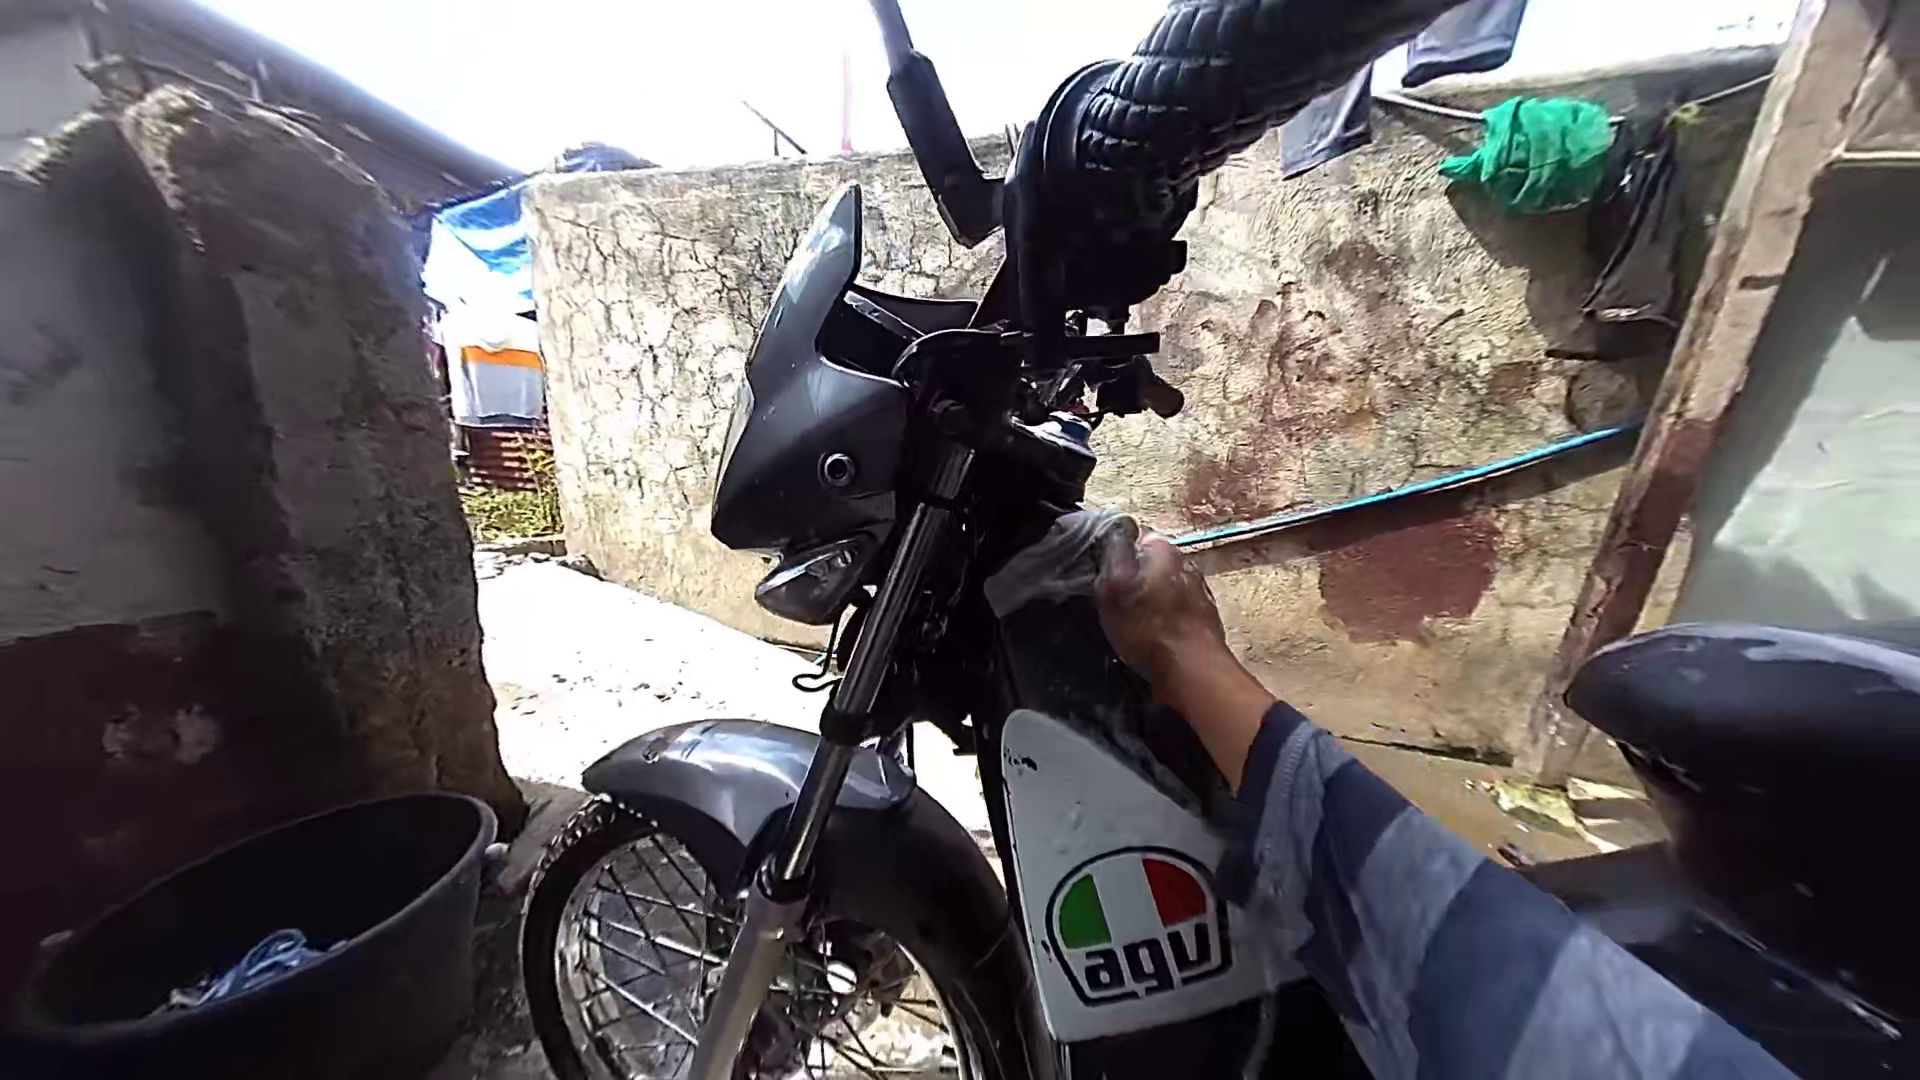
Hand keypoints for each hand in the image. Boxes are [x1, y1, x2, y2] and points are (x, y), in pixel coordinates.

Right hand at [1095, 524, 1275, 789]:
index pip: (1134, 536)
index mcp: (1163, 549)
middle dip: (1135, 575)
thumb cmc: (1146, 628)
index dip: (1116, 553)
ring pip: (1164, 584)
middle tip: (1116, 599)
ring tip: (1134, 619)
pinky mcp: (1206, 615)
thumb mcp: (1113, 588)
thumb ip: (1113, 554)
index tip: (1105, 573)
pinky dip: (1165, 615)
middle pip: (1150, 562)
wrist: (1192, 671)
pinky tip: (1154, 633)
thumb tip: (1115, 532)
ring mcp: (1200, 589)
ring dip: (1151, 596)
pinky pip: (1177, 607)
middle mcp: (1186, 562)